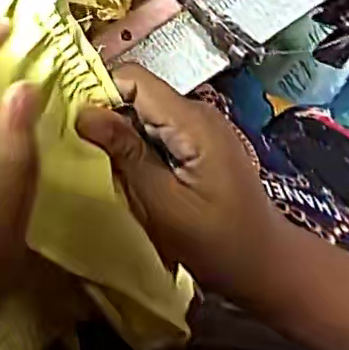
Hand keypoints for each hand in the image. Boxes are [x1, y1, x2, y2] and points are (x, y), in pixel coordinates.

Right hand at [75, 64, 285, 305]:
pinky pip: (159, 126)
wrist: (272, 271)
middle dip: (108, 113)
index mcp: (192, 121)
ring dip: (122, 131)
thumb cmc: (220, 245)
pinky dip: (139, 143)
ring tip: (103, 161)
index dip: (101, 91)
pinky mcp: (199, 140)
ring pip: (145, 110)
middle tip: (84, 146)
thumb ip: (126, 154)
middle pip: (138, 91)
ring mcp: (201, 125)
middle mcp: (197, 111)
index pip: (134, 78)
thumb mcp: (165, 206)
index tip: (76, 122)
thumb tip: (83, 112)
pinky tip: (130, 170)